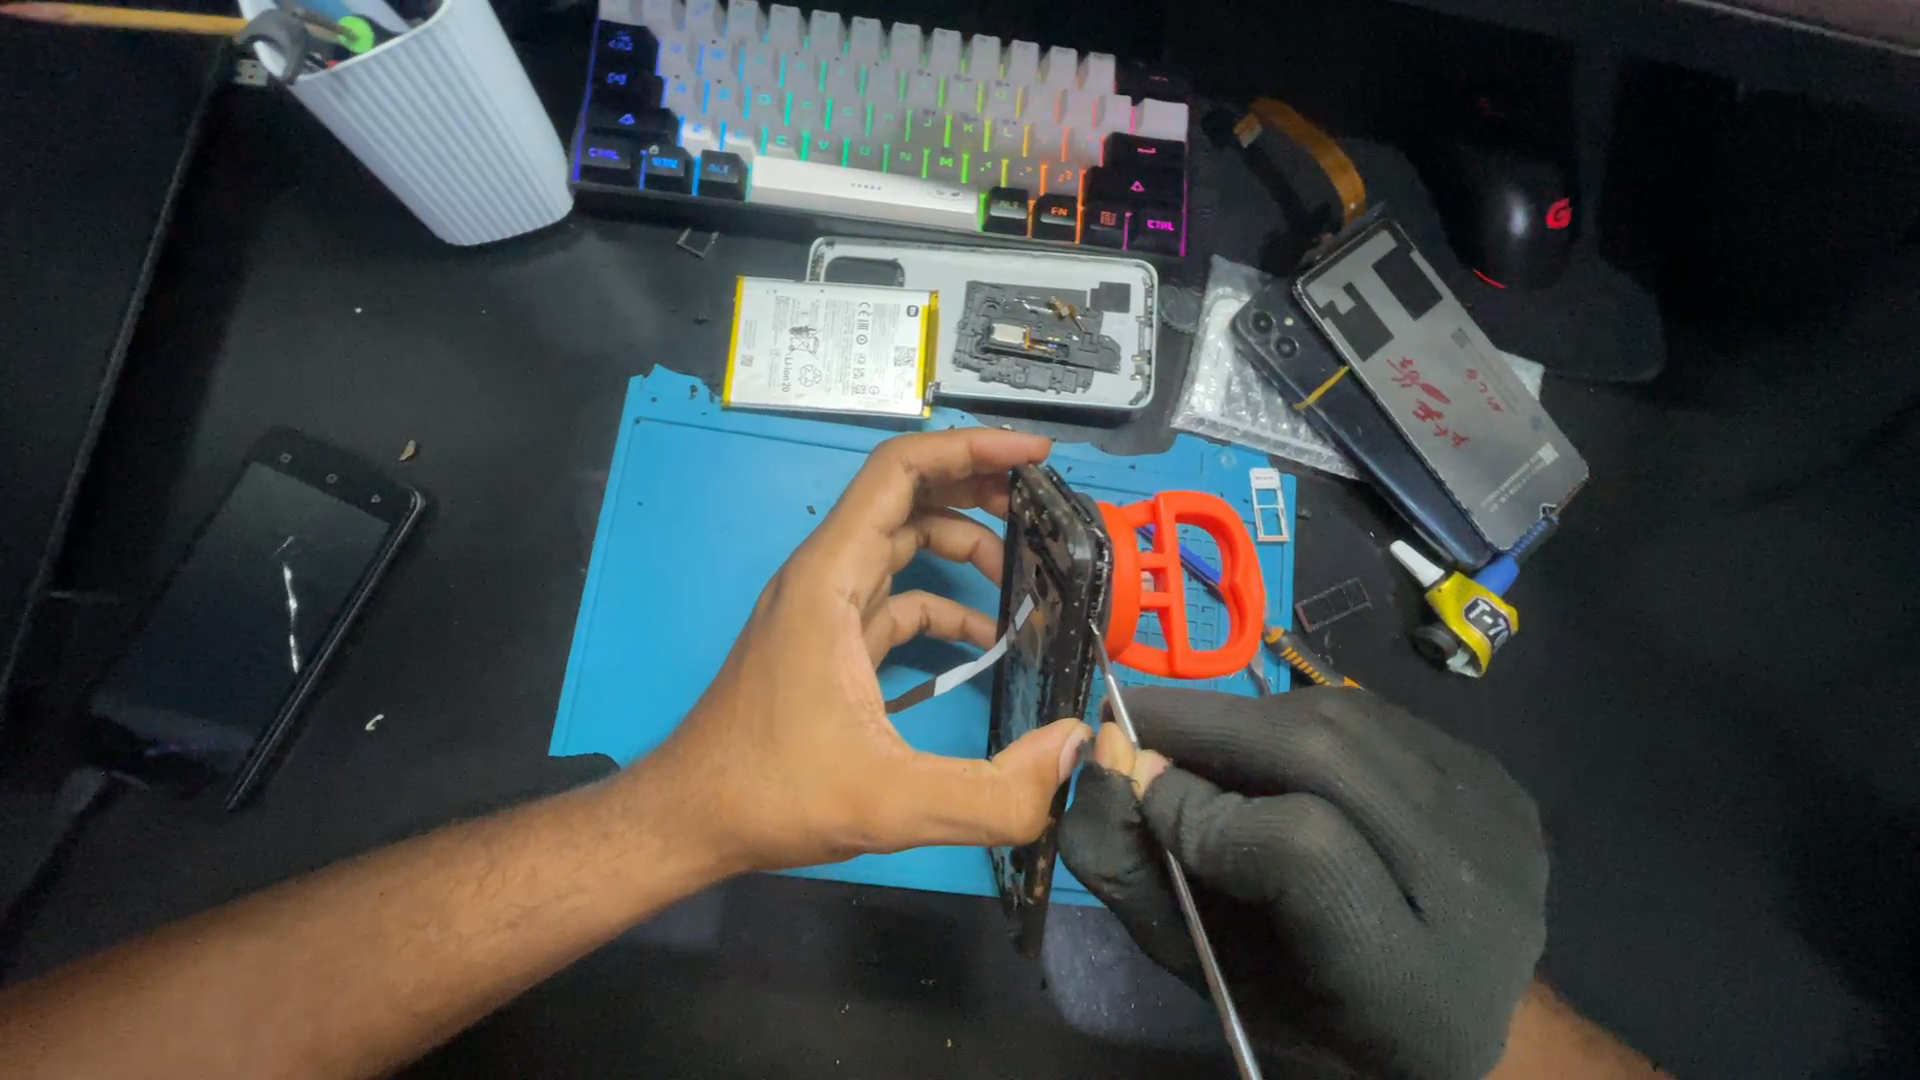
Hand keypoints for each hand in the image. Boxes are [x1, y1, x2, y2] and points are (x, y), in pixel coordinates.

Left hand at [628, 429, 1091, 875]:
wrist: (692, 817)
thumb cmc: (773, 793)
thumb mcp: (893, 801)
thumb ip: (994, 793)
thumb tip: (1073, 747)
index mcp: (831, 577)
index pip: (900, 471)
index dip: (969, 448)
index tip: (1032, 453)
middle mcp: (826, 574)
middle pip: (907, 494)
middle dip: (977, 488)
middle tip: (1041, 508)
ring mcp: (826, 605)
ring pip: (903, 542)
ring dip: (965, 546)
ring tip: (1023, 579)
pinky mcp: (831, 637)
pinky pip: (896, 596)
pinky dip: (943, 602)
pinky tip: (981, 640)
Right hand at [1060, 687, 1546, 1079]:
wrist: (1455, 1014)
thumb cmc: (1305, 1004)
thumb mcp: (1198, 963)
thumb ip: (1130, 869)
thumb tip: (1106, 756)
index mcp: (1410, 981)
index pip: (1301, 850)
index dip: (1202, 809)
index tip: (1136, 786)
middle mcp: (1478, 887)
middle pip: (1322, 754)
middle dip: (1207, 724)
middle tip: (1135, 718)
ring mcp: (1496, 817)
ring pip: (1340, 717)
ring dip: (1247, 715)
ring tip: (1198, 736)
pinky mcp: (1496, 775)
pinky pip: (1368, 713)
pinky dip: (1295, 717)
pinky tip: (1270, 746)